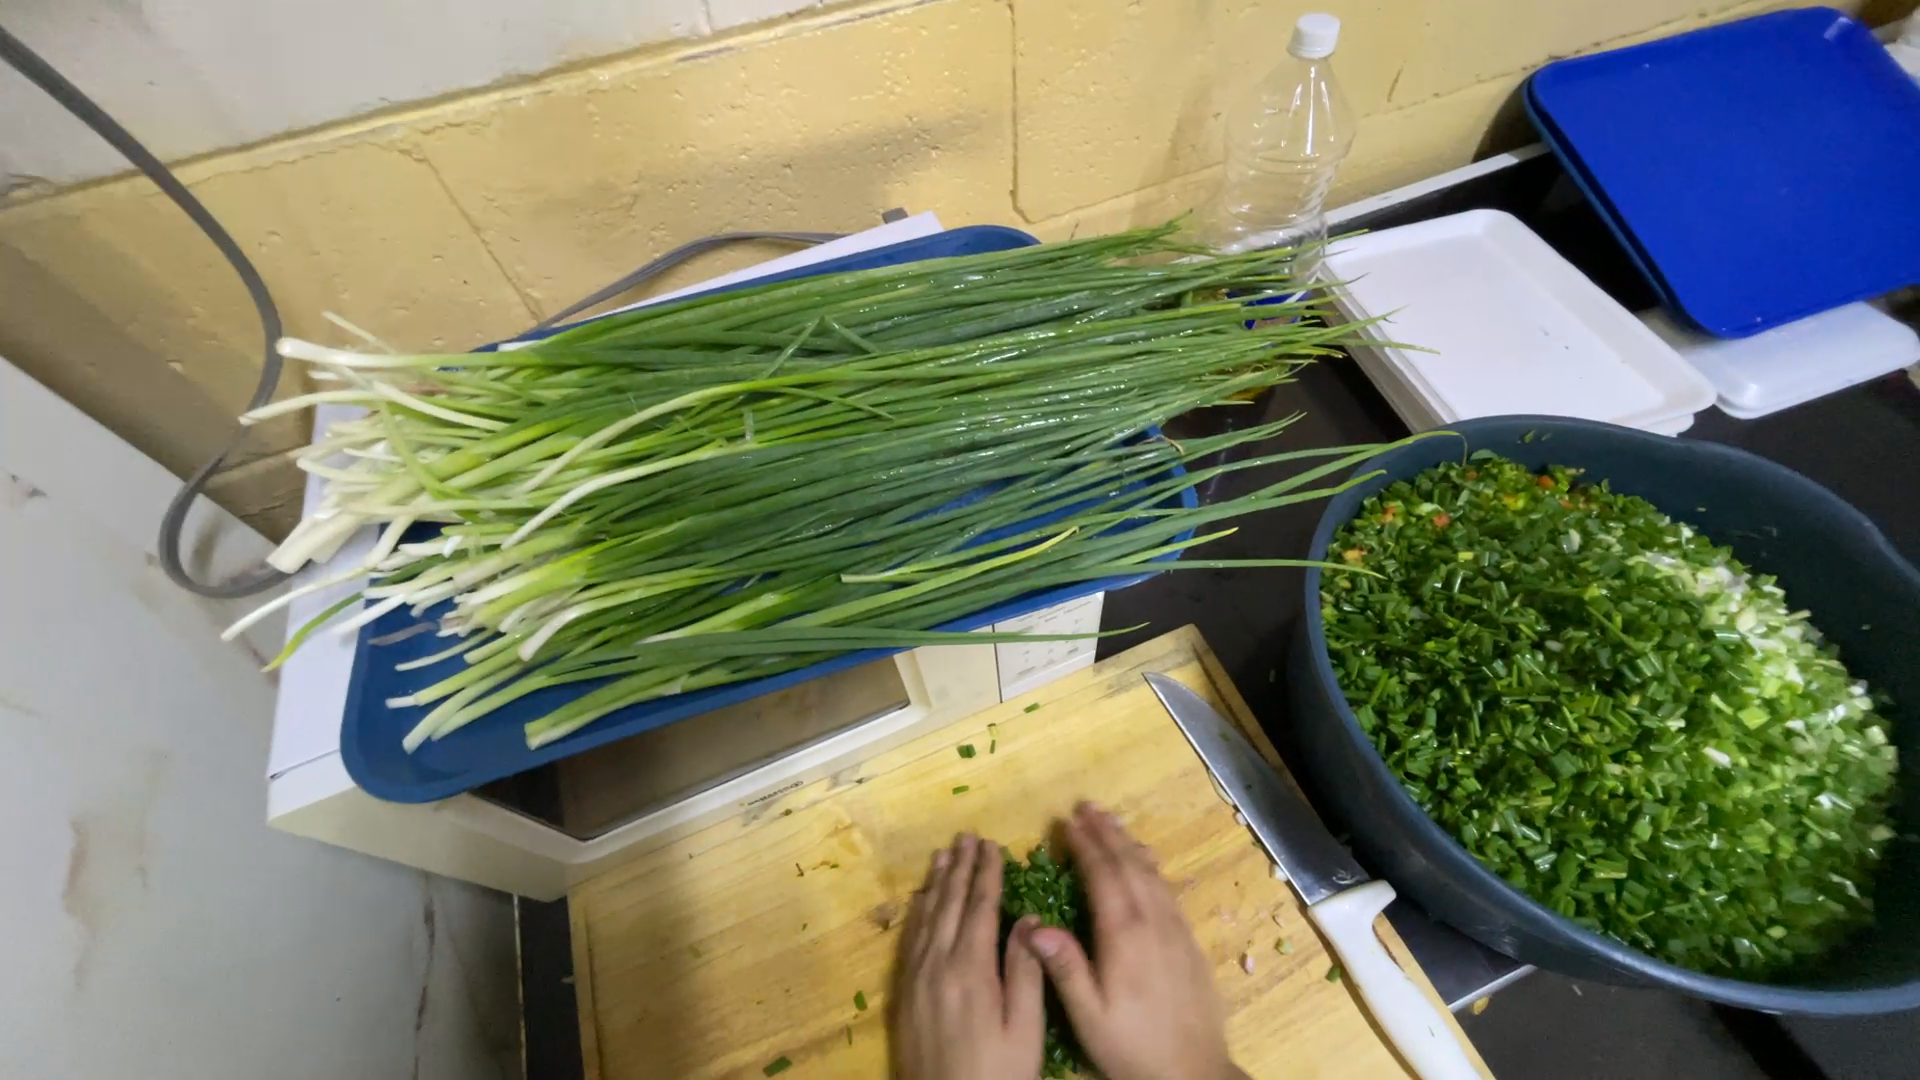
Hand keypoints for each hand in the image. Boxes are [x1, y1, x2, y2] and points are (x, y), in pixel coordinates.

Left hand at [894, 833, 1047, 1079]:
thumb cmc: (998, 1076)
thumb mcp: (1025, 1031)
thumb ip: (1026, 972)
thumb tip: (1029, 918)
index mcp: (971, 968)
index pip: (980, 906)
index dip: (986, 873)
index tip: (992, 845)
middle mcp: (939, 963)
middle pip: (951, 902)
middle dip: (961, 866)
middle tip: (967, 836)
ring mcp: (917, 976)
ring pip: (927, 915)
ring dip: (937, 881)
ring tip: (944, 853)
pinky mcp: (904, 991)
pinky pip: (911, 937)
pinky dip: (918, 910)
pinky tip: (922, 899)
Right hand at [1021, 803, 1238, 1079]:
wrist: (1195, 1075)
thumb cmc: (1133, 1047)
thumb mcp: (1090, 1017)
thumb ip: (1064, 968)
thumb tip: (1034, 924)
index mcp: (1124, 935)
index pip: (1102, 875)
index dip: (1084, 845)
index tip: (1067, 821)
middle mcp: (1152, 921)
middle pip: (1127, 864)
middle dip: (1105, 832)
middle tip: (1086, 805)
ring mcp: (1175, 928)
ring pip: (1150, 872)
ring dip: (1128, 842)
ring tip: (1111, 820)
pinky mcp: (1189, 941)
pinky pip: (1167, 888)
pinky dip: (1151, 865)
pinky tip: (1145, 860)